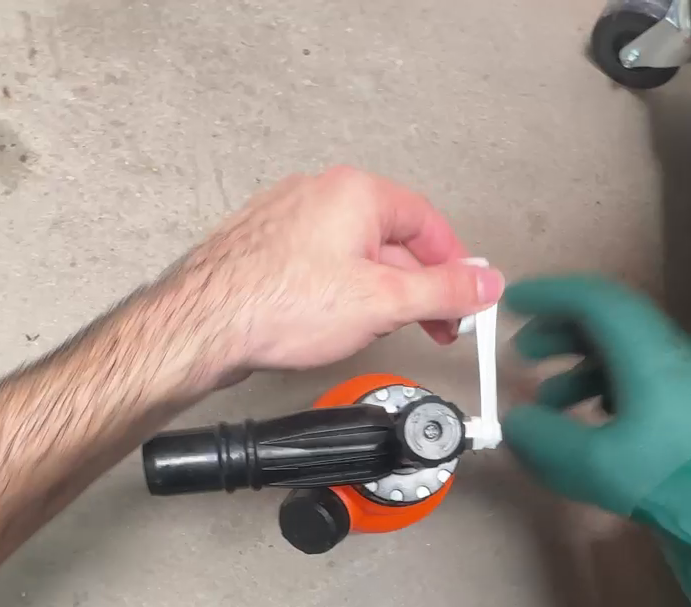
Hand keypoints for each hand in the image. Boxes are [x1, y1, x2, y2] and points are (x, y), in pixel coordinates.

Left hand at [166, 166, 503, 390]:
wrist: (205, 325)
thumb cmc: (279, 304)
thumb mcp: (383, 302)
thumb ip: (442, 292)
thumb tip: (485, 284)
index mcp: (357, 193)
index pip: (428, 224)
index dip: (454, 265)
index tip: (467, 296)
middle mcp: (321, 194)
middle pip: (393, 240)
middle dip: (418, 287)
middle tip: (437, 325)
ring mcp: (290, 219)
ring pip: (357, 256)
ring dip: (380, 294)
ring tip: (382, 329)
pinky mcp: (268, 248)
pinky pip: (323, 267)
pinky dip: (343, 294)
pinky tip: (338, 323)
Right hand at [501, 276, 690, 516]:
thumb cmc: (671, 477)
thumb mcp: (593, 462)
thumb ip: (543, 439)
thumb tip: (514, 420)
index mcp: (645, 352)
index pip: (593, 301)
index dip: (548, 296)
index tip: (511, 304)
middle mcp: (668, 357)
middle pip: (608, 325)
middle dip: (559, 333)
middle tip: (523, 355)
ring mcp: (686, 386)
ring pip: (623, 357)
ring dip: (578, 369)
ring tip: (547, 400)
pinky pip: (639, 384)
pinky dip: (603, 391)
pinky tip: (591, 422)